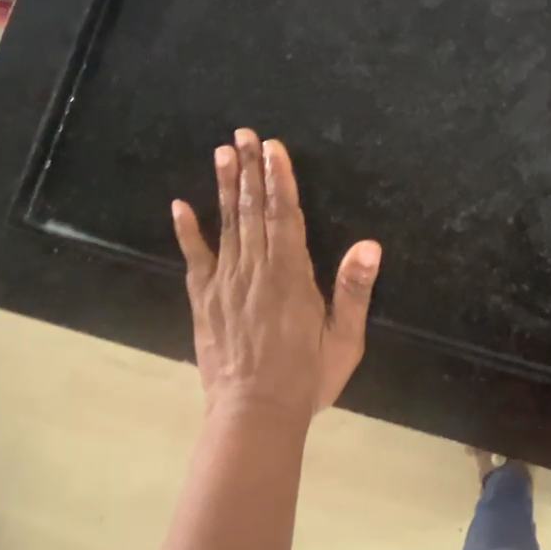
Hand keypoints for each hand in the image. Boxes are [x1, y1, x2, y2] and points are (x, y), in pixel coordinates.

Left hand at [172, 129, 382, 424]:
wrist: (255, 416)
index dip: (279, 179)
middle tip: (244, 133)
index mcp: (291, 275)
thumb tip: (370, 245)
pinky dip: (187, 231)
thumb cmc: (307, 377)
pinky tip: (180, 205)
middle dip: (250, 169)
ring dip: (224, 186)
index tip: (272, 148)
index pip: (284, 215)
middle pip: (253, 210)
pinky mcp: (204, 300)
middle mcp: (256, 270)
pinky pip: (195, 259)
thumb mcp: (345, 339)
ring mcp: (225, 283)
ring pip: (226, 225)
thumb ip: (354, 290)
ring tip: (221, 152)